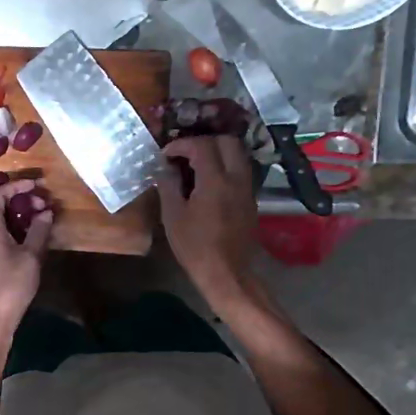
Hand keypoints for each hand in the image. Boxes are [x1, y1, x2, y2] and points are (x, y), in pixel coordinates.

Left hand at [0, 179, 54, 335]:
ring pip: (4, 220)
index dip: (16, 186)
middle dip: (23, 200)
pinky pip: (6, 233)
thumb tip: (46, 212)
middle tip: (45, 205)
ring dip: (23, 214)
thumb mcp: (31, 256)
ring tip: (44, 216)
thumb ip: (39, 231)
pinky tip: (36, 233)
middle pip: (1, 206)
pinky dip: (20, 227)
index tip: (36, 185)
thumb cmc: (12, 284)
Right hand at [157, 136, 257, 306]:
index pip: (202, 146)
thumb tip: (165, 168)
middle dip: (204, 141)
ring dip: (217, 152)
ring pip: (238, 154)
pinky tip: (208, 181)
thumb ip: (168, 185)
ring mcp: (247, 188)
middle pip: (227, 141)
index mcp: (215, 181)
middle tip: (185, 154)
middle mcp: (236, 178)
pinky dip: (225, 166)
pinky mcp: (250, 199)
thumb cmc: (195, 246)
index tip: (166, 155)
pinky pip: (240, 170)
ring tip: (196, 165)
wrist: (227, 273)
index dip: (181, 145)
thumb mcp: (172, 216)